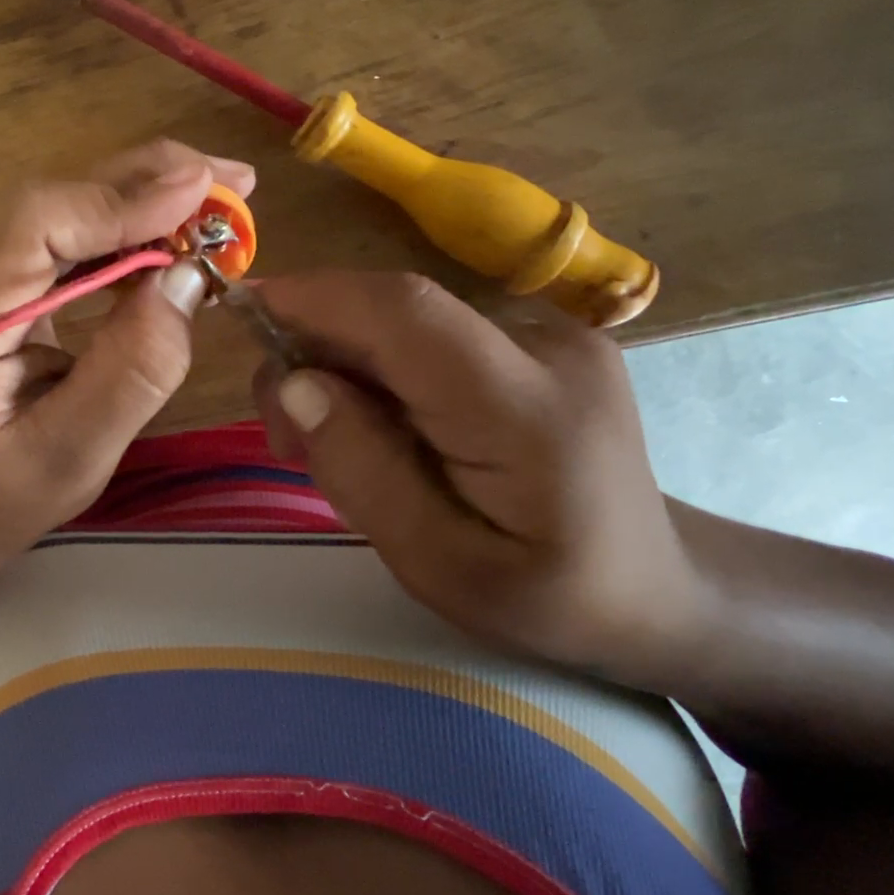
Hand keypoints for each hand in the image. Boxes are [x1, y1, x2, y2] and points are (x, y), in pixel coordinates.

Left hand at [0, 140, 253, 564]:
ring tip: (211, 206)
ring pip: (47, 215)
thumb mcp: (76, 456)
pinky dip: (107, 235)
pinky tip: (160, 238)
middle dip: (139, 187)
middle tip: (232, 183)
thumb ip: (132, 371)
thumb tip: (186, 277)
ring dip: (131, 204)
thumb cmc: (1, 499)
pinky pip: (42, 240)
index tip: (204, 188)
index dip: (117, 199)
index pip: (28, 227)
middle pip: (39, 207)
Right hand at [250, 271, 708, 672]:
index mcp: (529, 409)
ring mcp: (545, 333)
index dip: (314, 299)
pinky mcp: (529, 338)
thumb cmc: (542, 595)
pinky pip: (419, 334)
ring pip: (396, 321)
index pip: (406, 313)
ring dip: (337, 367)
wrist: (654, 589)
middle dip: (310, 352)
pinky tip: (377, 427)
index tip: (239, 313)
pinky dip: (372, 370)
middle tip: (286, 439)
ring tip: (331, 445)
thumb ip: (363, 472)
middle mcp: (545, 345)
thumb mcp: (437, 565)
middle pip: (390, 312)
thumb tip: (296, 385)